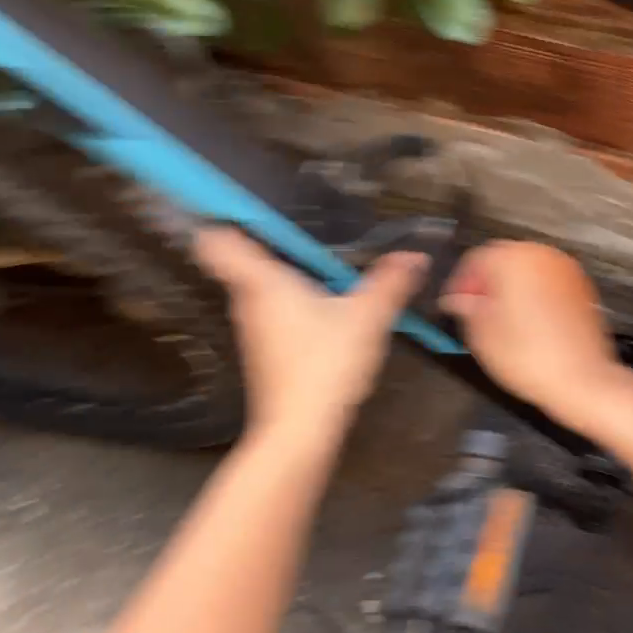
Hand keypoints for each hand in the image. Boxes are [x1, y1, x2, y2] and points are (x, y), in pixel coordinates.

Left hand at [195, 228, 426, 444]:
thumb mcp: (367, 316)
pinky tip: (330, 314)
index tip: (242, 204)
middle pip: (247, 262)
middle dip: (276, 247)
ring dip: (290, 279)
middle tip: (310, 235)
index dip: (226, 217)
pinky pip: (277, 314)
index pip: (219, 240)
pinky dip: (297, 307)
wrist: (300, 428)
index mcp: (263, 281)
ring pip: (265, 290)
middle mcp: (249, 301)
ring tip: (328, 272)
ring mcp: (255, 329)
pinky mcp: (268, 352)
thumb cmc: (323, 366)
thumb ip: (390, 283)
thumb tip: (413, 257)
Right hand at [439, 242, 632, 419]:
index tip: (452, 305)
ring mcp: (566, 269)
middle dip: (486, 281)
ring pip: (528, 269)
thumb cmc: (528, 357)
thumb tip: (458, 300)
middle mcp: (542, 255)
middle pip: (503, 259)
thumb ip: (466, 309)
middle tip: (474, 310)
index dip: (460, 283)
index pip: (475, 259)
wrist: (581, 379)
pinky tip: (528, 320)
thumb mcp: (482, 334)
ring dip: (510, 286)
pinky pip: (548, 281)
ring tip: (500, 317)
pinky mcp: (582, 286)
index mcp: (513, 259)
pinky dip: (534, 292)